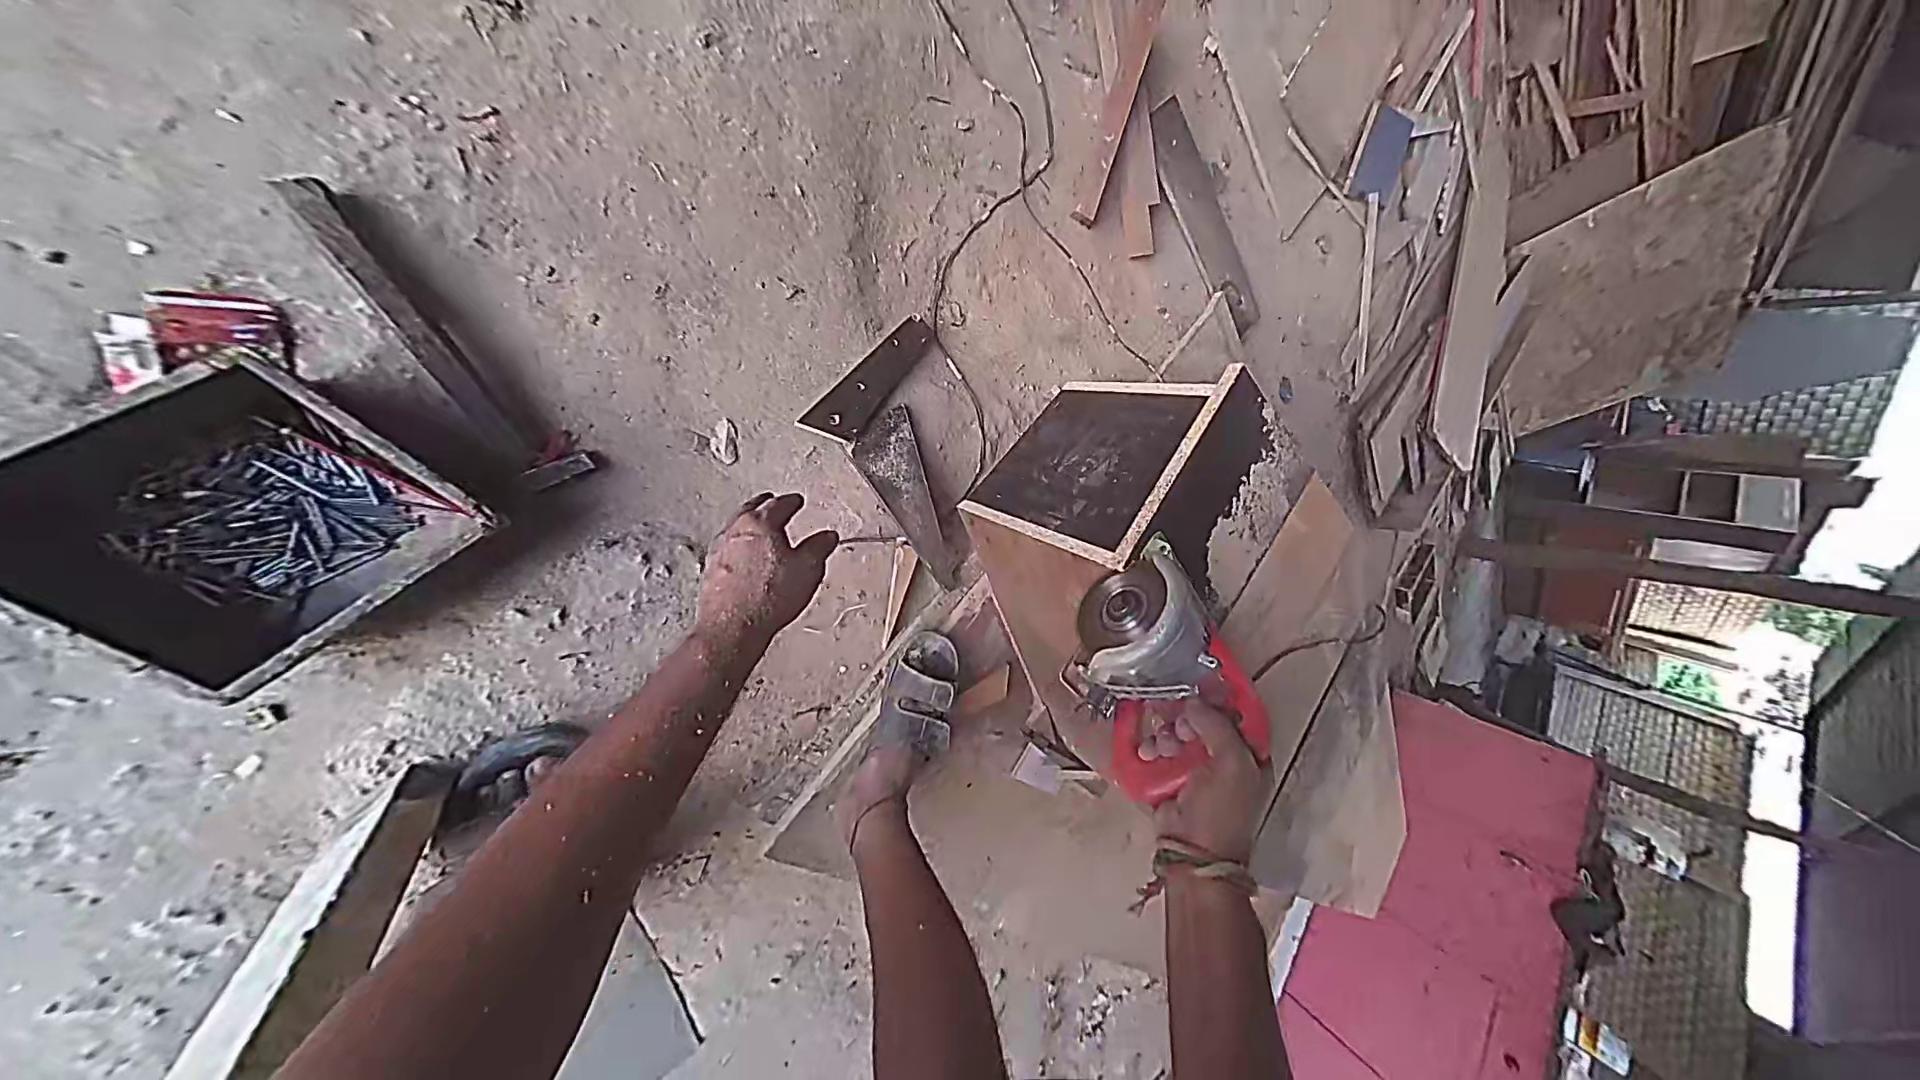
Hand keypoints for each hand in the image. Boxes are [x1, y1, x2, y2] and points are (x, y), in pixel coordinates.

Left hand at [696, 493, 838, 642]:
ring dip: (749, 523)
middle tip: (772, 502)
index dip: (791, 501)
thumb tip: (827, 537)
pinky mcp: (711, 571)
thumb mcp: (808, 569)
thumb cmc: (767, 598)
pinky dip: (738, 546)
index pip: (779, 504)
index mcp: (760, 524)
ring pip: (736, 527)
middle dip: (764, 504)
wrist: (733, 627)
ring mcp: (720, 551)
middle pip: (751, 509)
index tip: (796, 500)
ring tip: (760, 529)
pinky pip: (726, 548)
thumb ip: (819, 547)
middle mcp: (736, 532)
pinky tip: (743, 556)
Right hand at [1152, 699, 1264, 863]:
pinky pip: (1160, 748)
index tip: (1197, 684)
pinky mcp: (1171, 774)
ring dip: (1167, 733)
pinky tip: (1149, 754)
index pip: (1236, 713)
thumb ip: (1216, 726)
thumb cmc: (1222, 809)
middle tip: (1176, 722)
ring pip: (1178, 731)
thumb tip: (1192, 702)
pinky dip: (1153, 747)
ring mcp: (1196, 766)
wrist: (1192, 851)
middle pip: (1203, 719)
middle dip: (1186, 717)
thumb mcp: (1231, 765)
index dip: (1218, 698)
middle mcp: (1224, 756)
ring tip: (1163, 747)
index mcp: (1248, 753)